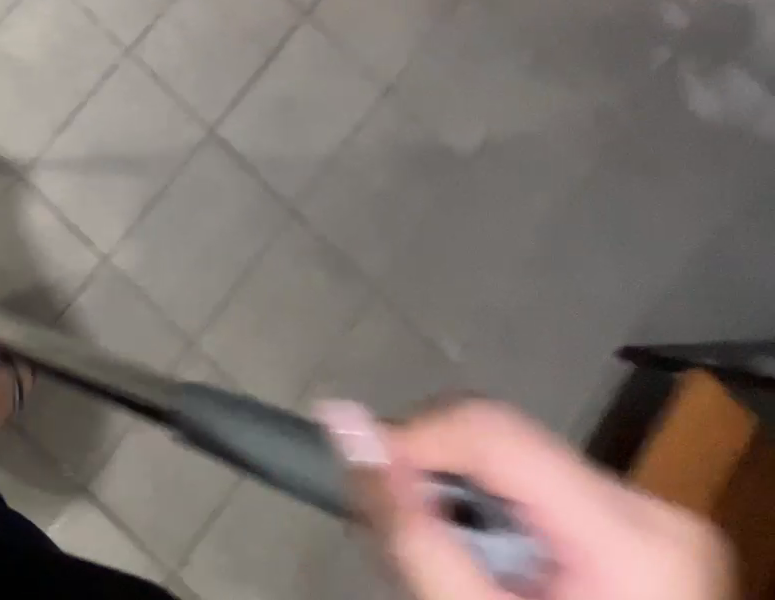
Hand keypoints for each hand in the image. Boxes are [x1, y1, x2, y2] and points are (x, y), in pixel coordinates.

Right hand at [319, 399, 733, 599]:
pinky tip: (473, 556)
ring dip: (441, 493)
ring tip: (437, 557)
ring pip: (489, 451)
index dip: (408, 444)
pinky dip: (473, 506)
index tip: (368, 491)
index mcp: (620, 526)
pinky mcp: (616, 520)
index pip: (480, 424)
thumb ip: (406, 520)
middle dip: (422, 476)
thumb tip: (337, 416)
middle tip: (400, 538)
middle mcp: (635, 502)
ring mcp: (631, 510)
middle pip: (483, 436)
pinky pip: (513, 474)